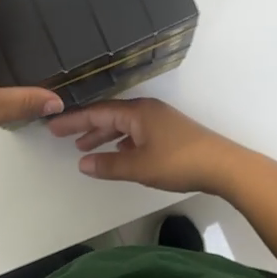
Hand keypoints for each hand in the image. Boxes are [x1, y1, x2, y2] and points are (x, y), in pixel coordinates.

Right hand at [48, 99, 252, 195]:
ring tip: (85, 149)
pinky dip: (122, 141)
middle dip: (86, 126)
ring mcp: (160, 121)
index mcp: (137, 112)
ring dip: (104, 135)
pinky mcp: (170, 134)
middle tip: (63, 136)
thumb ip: (109, 165)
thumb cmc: (179, 162)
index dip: (74, 120)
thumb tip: (83, 164)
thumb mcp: (139, 166)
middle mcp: (148, 111)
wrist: (223, 166)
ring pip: (124, 125)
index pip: (97, 112)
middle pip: (110, 115)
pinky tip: (117, 153)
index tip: (53, 126)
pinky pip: (136, 133)